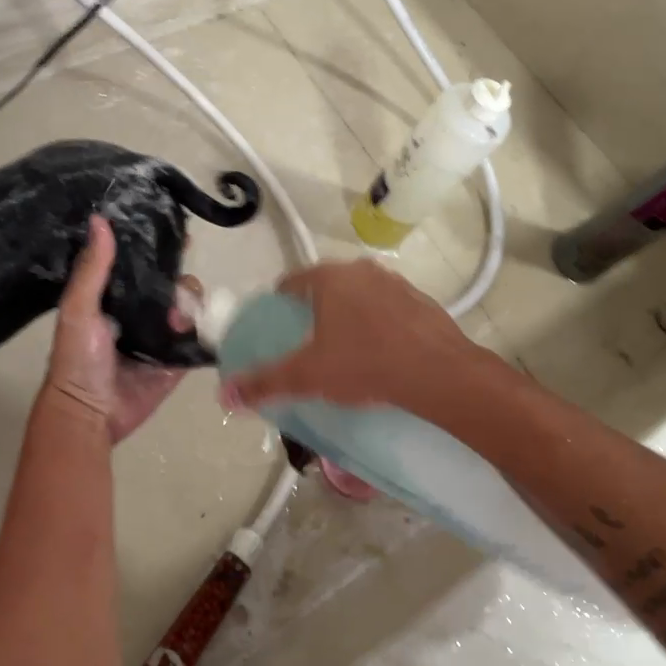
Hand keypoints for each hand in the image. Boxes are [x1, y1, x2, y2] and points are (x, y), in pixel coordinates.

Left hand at [45, 216, 193, 443]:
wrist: (89, 413)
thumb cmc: (76, 357)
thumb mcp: (79, 307)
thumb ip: (94, 267)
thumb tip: (100, 220)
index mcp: (115, 297)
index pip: (142, 264)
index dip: (159, 247)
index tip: (179, 233)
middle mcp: (140, 312)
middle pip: (172, 283)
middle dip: (181, 278)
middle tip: (178, 287)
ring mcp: (160, 337)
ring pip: (189, 308)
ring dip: (191, 306)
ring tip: (177, 320)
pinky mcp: (176, 361)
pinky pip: (198, 340)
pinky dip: (204, 331)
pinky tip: (198, 329)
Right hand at [222, 258, 479, 411]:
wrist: (440, 374)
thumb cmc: (365, 364)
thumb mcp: (308, 376)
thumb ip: (265, 382)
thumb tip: (225, 395)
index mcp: (329, 278)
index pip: (291, 282)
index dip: (279, 304)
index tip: (278, 328)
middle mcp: (360, 270)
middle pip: (326, 286)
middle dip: (315, 309)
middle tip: (309, 343)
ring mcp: (395, 283)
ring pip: (360, 295)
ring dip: (350, 315)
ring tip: (346, 350)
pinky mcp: (422, 301)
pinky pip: (389, 309)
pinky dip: (380, 324)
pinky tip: (382, 354)